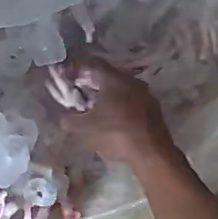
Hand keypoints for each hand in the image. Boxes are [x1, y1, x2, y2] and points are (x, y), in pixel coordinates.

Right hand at [56, 60, 176, 165]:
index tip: (65, 77)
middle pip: (108, 75)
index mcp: (114, 79)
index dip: (76, 70)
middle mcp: (131, 81)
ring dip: (106, 94)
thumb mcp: (84, 128)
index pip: (92, 65)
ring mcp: (145, 94)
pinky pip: (131, 100)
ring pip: (121, 88)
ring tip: (93, 105)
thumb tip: (64, 114)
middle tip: (78, 89)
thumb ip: (69, 118)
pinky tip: (112, 117)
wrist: (152, 153)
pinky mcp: (153, 109)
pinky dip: (118, 104)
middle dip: (91, 81)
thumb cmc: (115, 133)